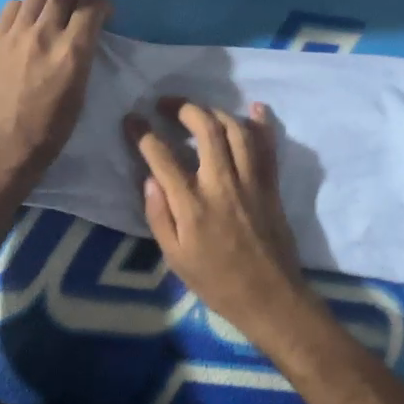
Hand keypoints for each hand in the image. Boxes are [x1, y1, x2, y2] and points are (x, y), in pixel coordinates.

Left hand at [0, 0, 111, 187]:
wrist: (8, 143)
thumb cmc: (53, 126)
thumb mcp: (82, 90)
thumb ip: (83, 54)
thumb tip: (84, 34)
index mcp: (72, 51)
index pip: (91, 6)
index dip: (102, 4)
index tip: (104, 12)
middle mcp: (44, 35)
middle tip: (78, 9)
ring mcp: (16, 34)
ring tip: (52, 10)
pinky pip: (12, 6)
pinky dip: (25, 7)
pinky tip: (28, 20)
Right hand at [124, 99, 311, 334]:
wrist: (270, 298)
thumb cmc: (216, 282)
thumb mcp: (174, 258)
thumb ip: (158, 215)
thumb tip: (149, 178)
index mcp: (192, 204)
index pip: (161, 155)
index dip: (142, 132)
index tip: (131, 120)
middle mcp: (222, 183)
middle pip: (205, 128)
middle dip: (182, 108)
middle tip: (165, 105)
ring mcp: (251, 181)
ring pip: (236, 130)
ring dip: (215, 112)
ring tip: (199, 112)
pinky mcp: (271, 186)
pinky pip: (268, 146)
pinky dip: (262, 123)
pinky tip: (254, 108)